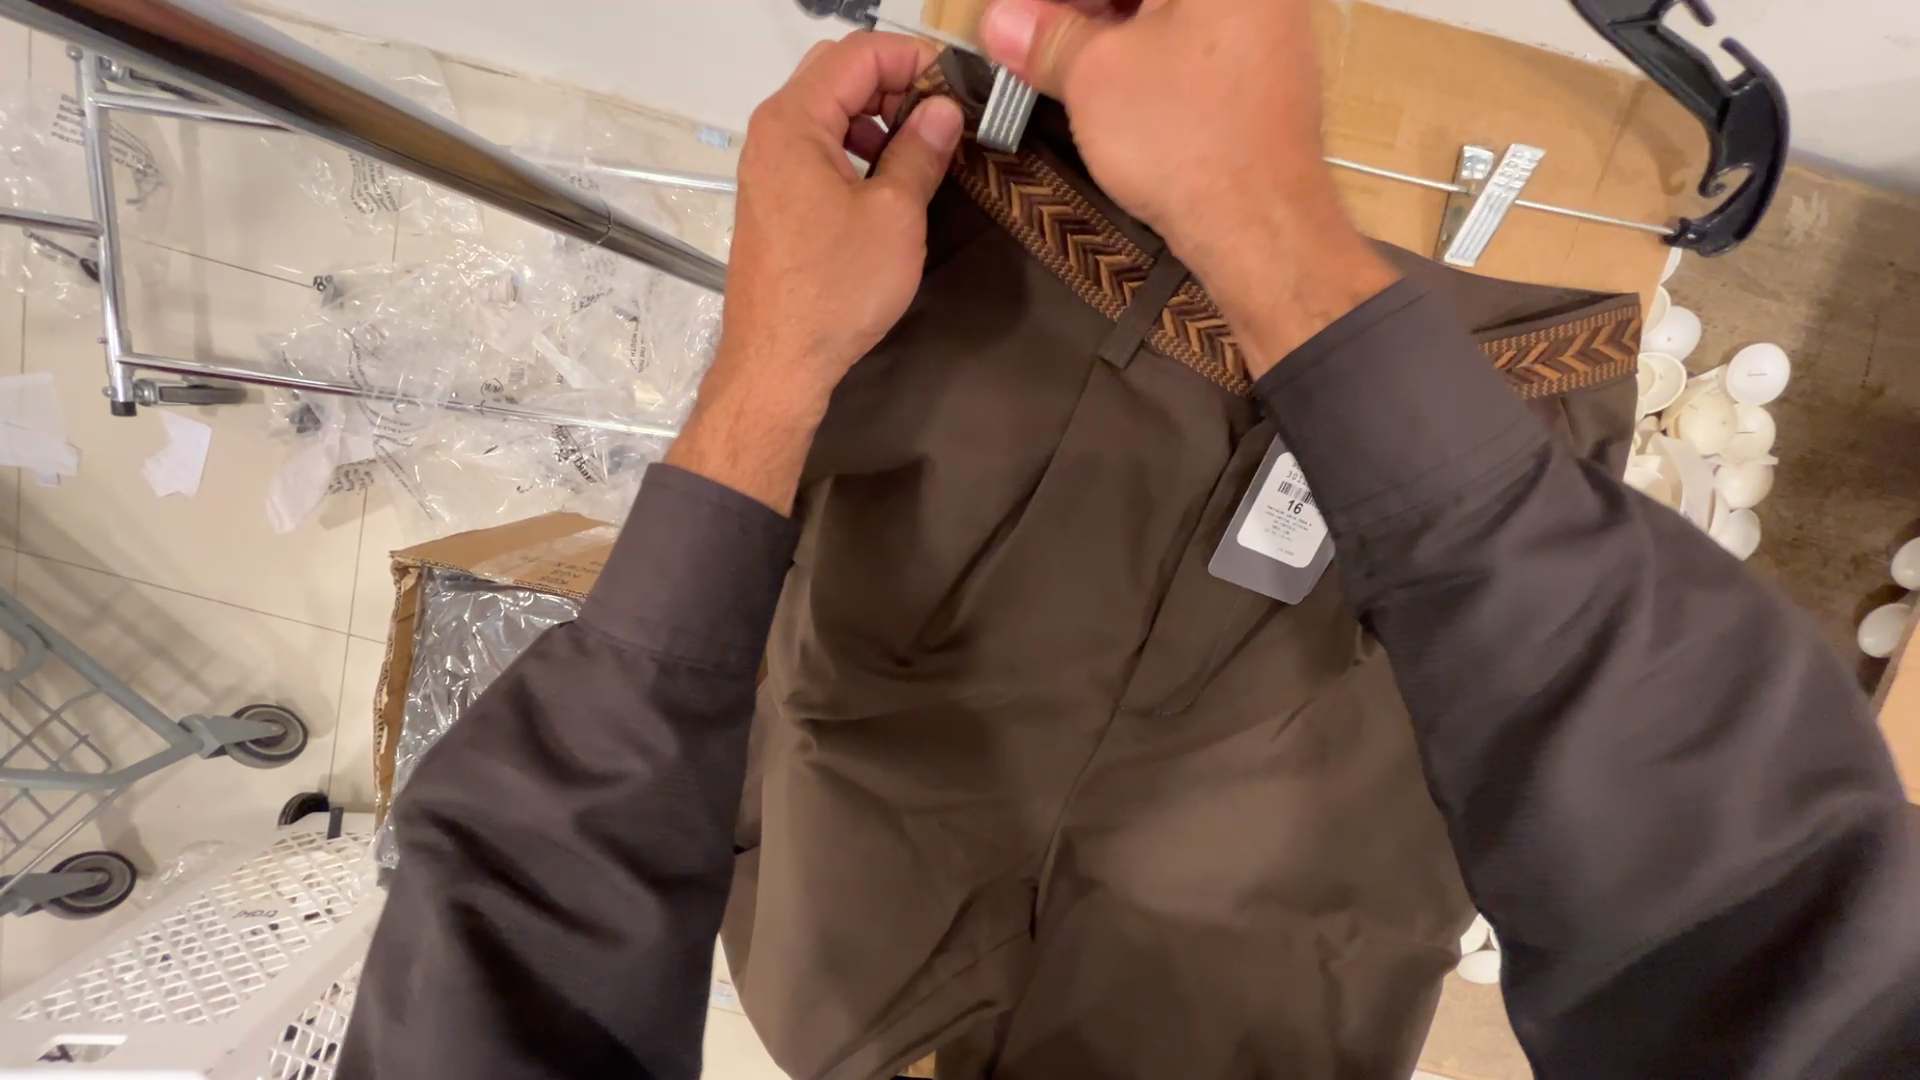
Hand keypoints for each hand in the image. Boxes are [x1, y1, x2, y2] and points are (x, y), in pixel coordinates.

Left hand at [668, 33, 963, 513]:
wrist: (780, 359)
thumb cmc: (837, 290)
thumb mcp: (894, 216)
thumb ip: (920, 152)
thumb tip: (942, 110)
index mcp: (793, 120)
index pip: (857, 53)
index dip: (912, 58)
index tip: (955, 84)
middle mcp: (770, 134)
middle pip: (835, 78)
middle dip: (892, 86)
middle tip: (939, 120)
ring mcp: (766, 171)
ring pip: (825, 118)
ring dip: (873, 123)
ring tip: (917, 155)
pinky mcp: (773, 205)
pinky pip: (815, 156)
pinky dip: (852, 154)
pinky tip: (883, 186)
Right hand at [979, 0, 1396, 372]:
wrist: (1257, 221)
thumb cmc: (1186, 139)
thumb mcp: (1095, 78)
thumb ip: (1047, 41)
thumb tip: (1001, 22)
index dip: (1058, 3)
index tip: (1019, 19)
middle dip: (1081, 12)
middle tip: (1031, 36)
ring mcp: (1263, 21)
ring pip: (1166, 12)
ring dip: (1106, 30)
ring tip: (1057, 62)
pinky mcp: (1258, 70)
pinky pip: (1189, 41)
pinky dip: (1142, 54)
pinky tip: (1106, 83)